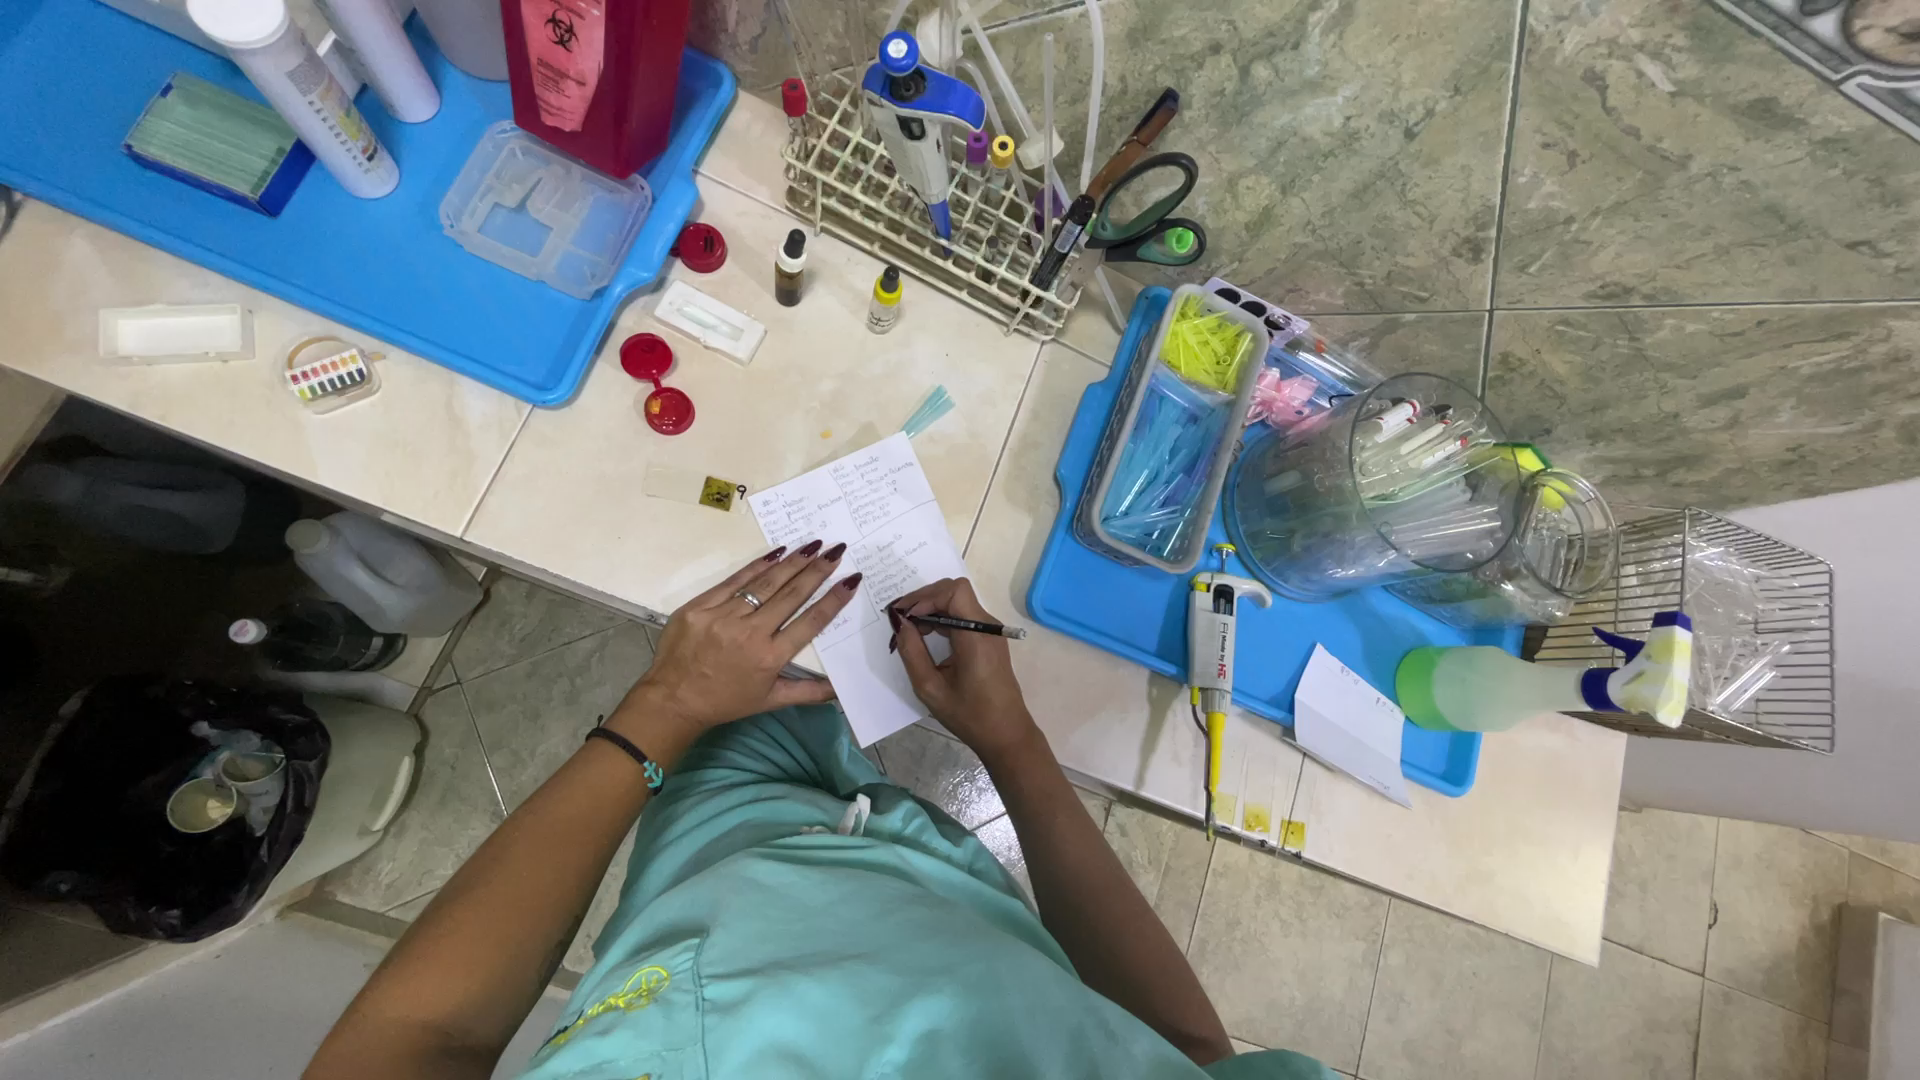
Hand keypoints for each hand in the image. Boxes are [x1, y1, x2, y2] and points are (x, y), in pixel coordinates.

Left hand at [616, 541, 861, 746]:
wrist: (672, 700)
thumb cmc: (726, 701)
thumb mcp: (770, 701)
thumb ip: (808, 692)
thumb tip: (840, 691)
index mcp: (770, 657)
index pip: (810, 622)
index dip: (834, 600)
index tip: (851, 579)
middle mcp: (750, 634)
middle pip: (791, 595)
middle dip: (817, 570)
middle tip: (836, 551)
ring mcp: (723, 617)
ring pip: (765, 584)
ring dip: (793, 562)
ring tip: (814, 545)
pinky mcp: (700, 607)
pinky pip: (734, 581)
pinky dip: (758, 565)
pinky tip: (778, 552)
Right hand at [890, 578, 1040, 764]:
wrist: (1006, 734)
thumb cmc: (969, 716)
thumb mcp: (930, 688)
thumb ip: (912, 652)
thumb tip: (900, 623)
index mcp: (977, 636)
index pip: (954, 591)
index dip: (926, 597)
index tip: (905, 616)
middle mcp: (987, 626)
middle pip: (955, 592)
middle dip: (924, 600)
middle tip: (900, 619)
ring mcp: (990, 631)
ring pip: (958, 602)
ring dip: (932, 609)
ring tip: (909, 629)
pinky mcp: (988, 639)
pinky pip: (963, 617)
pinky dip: (942, 619)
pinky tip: (926, 636)